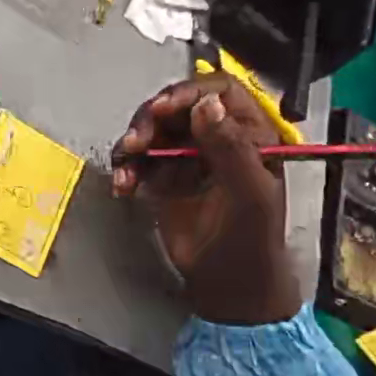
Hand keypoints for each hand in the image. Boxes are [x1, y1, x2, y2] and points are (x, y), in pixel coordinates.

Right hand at [109, 74, 300, 324]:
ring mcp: (186, 158)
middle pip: (175, 108)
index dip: (188, 93)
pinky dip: (126, 169)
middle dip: (149, 121)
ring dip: (132, 146)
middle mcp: (214, 139)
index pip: (218, 92)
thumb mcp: (248, 192)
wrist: (228, 283)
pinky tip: (124, 186)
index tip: (162, 109)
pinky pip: (137, 161)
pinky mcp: (162, 178)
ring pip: (151, 132)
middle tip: (136, 142)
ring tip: (126, 171)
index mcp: (247, 134)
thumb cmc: (251, 239)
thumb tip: (205, 105)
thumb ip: (229, 147)